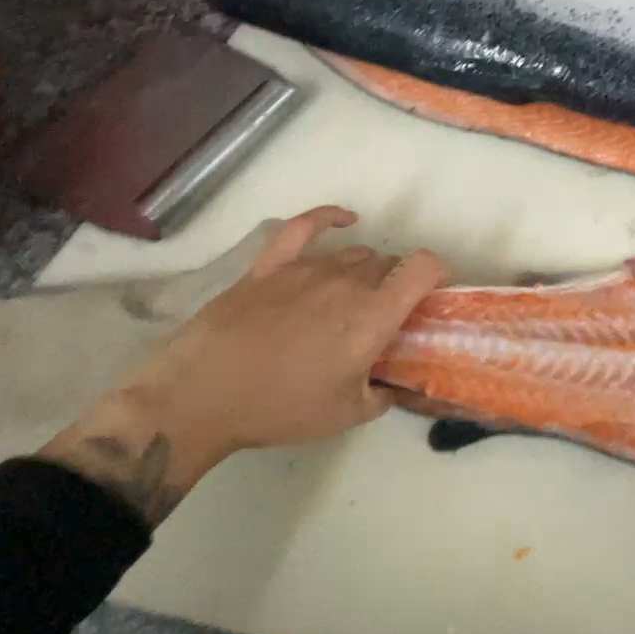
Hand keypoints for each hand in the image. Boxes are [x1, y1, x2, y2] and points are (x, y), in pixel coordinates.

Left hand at [40, 206, 446, 524]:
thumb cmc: (278, 409)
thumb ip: (384, 392)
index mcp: (373, 314)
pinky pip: (305, 227)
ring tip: (352, 298)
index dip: (438, 275)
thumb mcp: (347, 415)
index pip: (424, 267)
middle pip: (390, 263)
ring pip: (355, 253)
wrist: (196, 399)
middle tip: (385, 316)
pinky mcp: (270, 266)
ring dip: (365, 271)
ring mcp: (306, 269)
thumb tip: (396, 382)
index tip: (435, 295)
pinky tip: (345, 220)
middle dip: (398, 283)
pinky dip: (329, 218)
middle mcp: (347, 281)